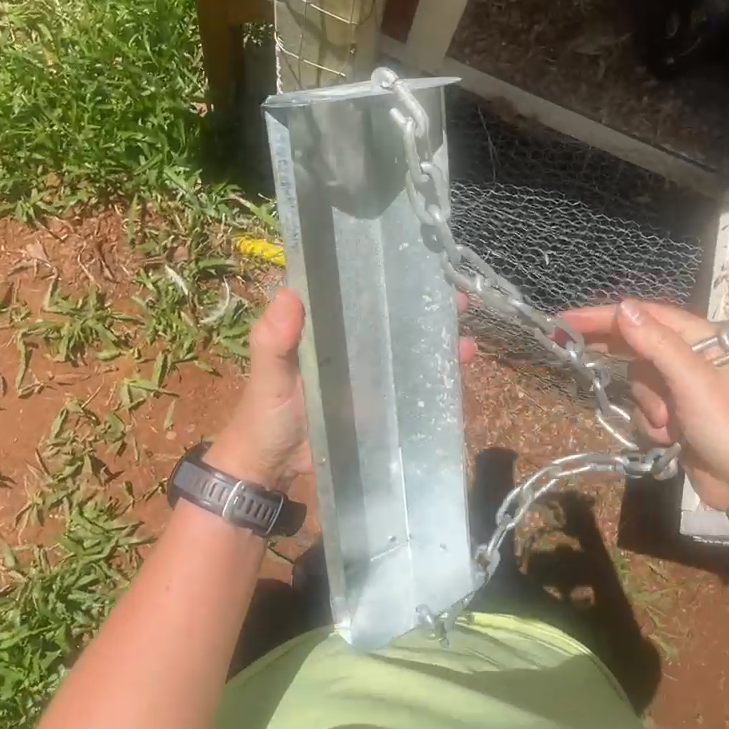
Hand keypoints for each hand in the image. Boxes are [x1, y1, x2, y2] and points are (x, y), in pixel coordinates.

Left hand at [205, 289, 478, 491]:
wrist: (271, 467)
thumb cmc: (263, 414)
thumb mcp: (267, 375)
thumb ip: (273, 340)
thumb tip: (289, 293)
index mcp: (320, 326)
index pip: (354, 290)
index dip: (382, 274)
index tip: (413, 261)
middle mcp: (348, 342)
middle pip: (390, 315)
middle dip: (424, 304)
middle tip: (457, 297)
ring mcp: (367, 372)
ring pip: (406, 346)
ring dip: (436, 337)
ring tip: (465, 336)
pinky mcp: (379, 401)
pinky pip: (410, 383)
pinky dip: (435, 374)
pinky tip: (460, 367)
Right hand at [558, 298, 728, 513]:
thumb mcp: (693, 381)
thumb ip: (656, 343)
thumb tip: (624, 307)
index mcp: (703, 339)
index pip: (645, 316)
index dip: (604, 316)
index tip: (565, 319)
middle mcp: (693, 358)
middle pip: (639, 347)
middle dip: (617, 358)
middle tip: (571, 349)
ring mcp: (685, 389)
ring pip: (638, 383)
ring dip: (646, 405)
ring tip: (668, 425)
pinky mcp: (678, 417)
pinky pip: (645, 410)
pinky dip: (651, 424)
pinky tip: (671, 440)